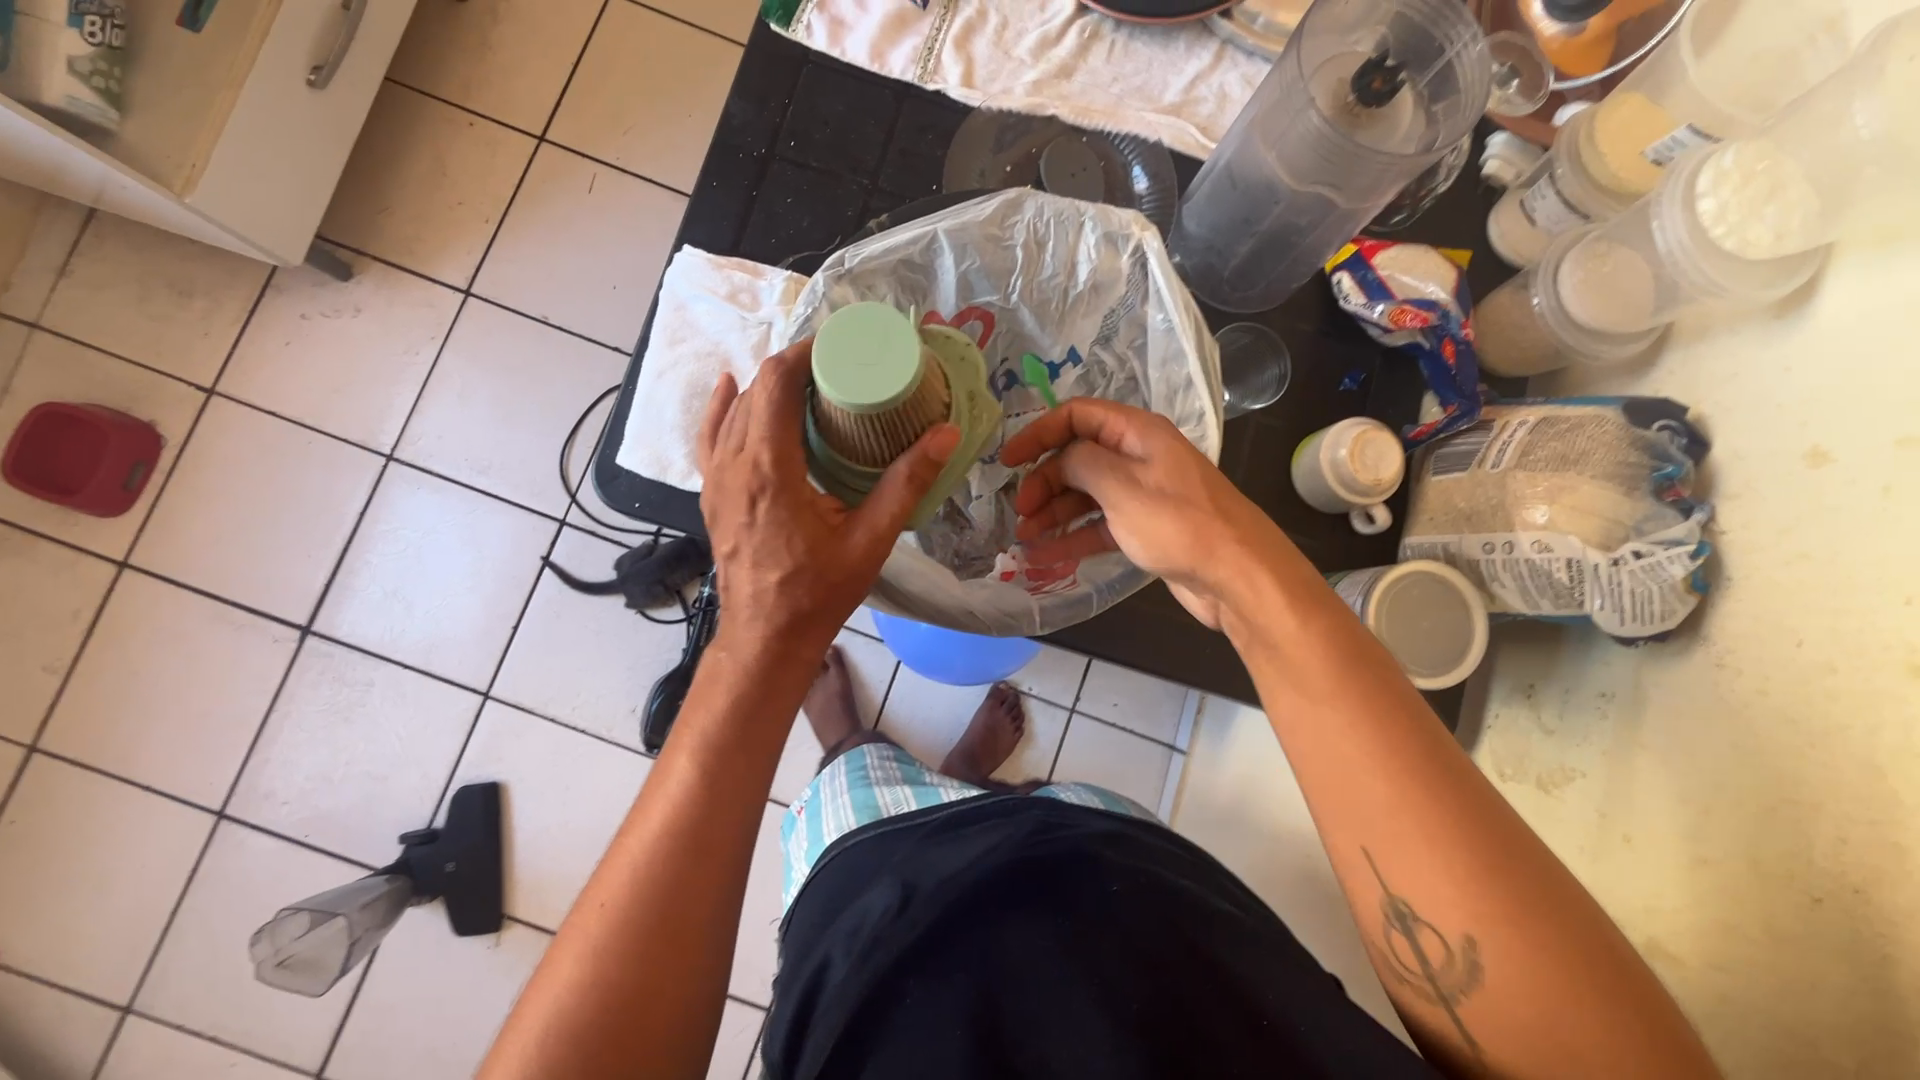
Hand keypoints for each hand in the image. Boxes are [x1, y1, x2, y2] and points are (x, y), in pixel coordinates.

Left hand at [698, 339, 960, 650]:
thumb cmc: (818, 593)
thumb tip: (945, 433)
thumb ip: (906, 483)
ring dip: (768, 387)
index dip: (805, 352)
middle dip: (794, 368)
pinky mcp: (711, 494)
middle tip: (837, 365)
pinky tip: (732, 389)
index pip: (777, 383)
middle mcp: (734, 464)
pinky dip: (724, 408)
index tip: (839, 344)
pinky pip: (711, 436)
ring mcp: (715, 480)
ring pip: (735, 410)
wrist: (765, 638)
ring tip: (806, 381)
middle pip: (757, 390)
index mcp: (770, 468)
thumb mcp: (870, 539)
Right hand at [1000, 399, 1289, 629]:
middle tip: (1019, 512)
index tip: (1007, 461)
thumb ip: (1081, 464)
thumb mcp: (1122, 487)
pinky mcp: (1145, 528)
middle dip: (1043, 481)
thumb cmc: (1179, 524)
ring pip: (1086, 494)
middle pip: (1077, 457)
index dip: (1038, 433)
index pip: (1076, 416)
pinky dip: (1072, 537)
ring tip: (1024, 538)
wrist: (1237, 574)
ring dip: (1053, 513)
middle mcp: (1138, 457)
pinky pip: (1099, 525)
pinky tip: (1044, 555)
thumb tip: (1058, 460)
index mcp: (1136, 433)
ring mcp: (1143, 494)